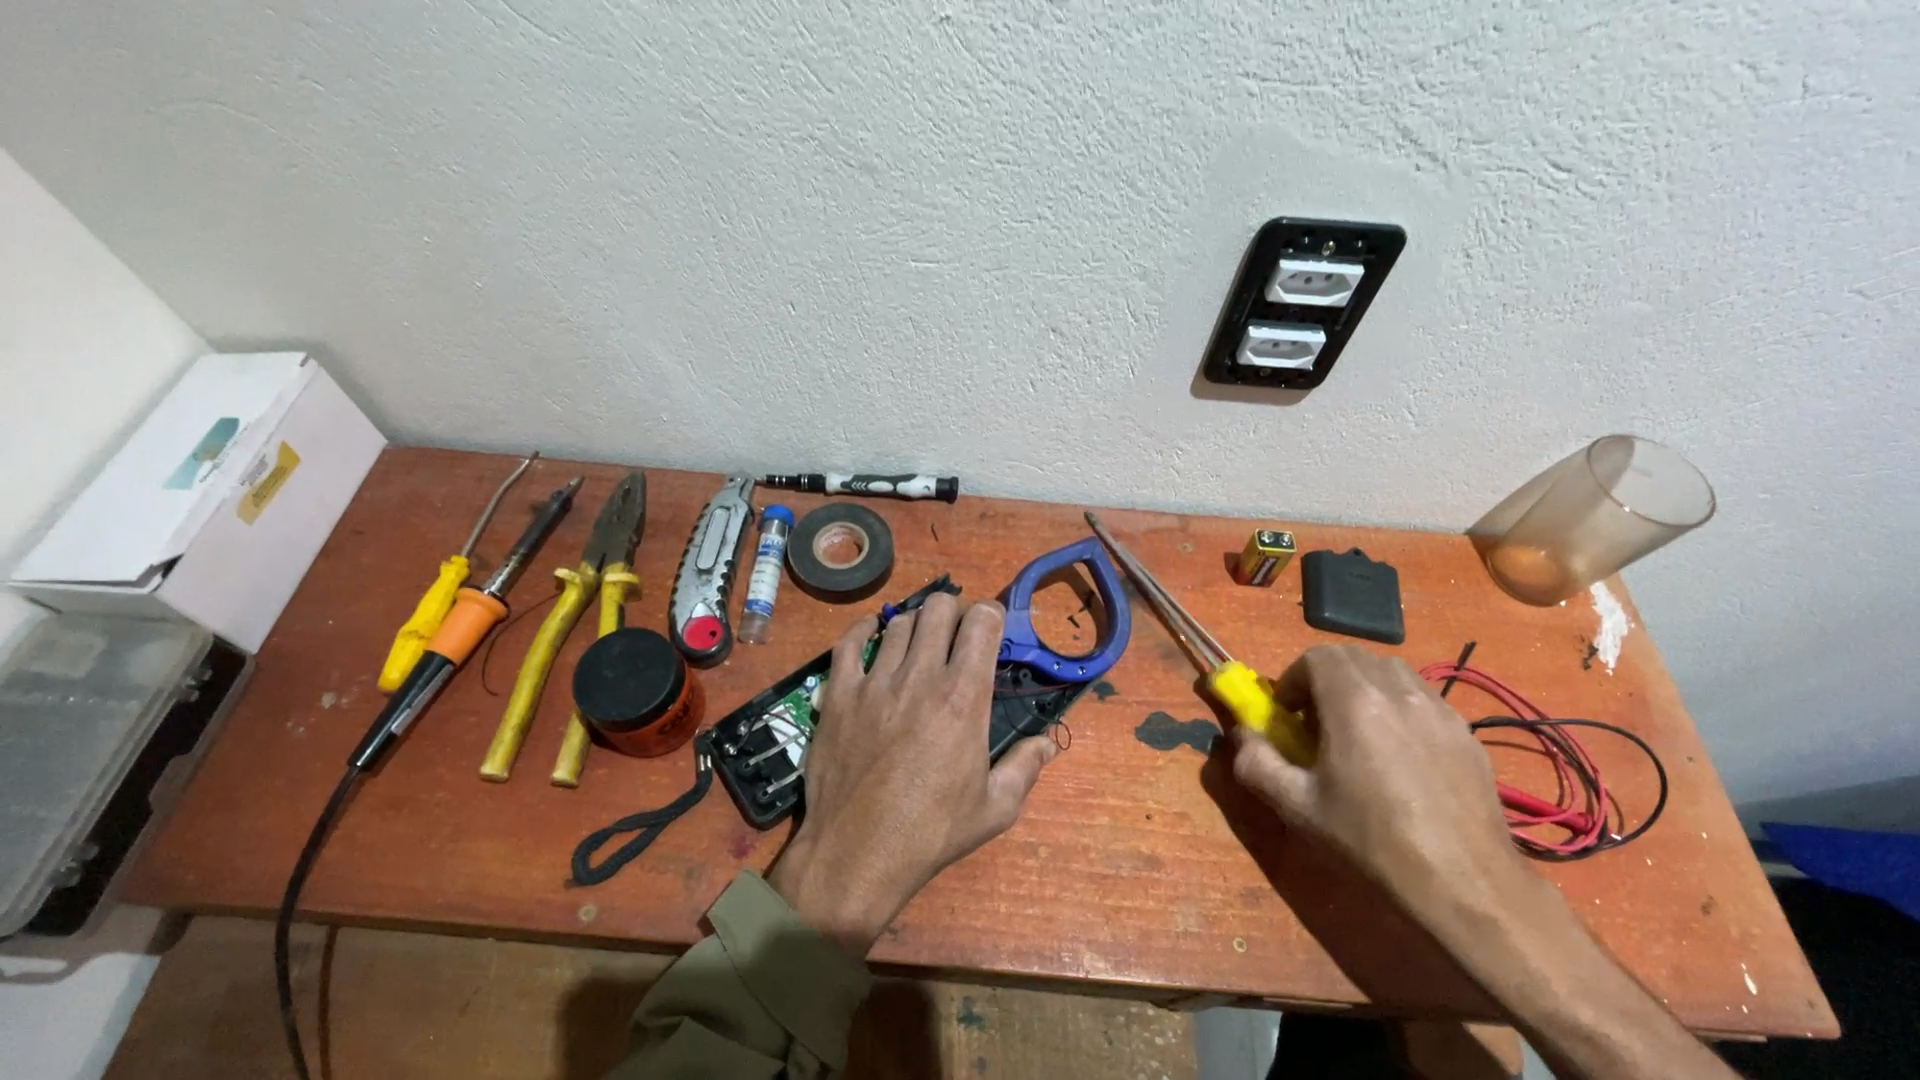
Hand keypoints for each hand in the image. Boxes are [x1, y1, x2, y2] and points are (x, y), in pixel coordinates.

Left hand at [768, 594, 1060, 955]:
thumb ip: (1026, 766)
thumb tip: (1050, 742)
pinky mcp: (838, 695)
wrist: (859, 853)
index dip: (991, 616)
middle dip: (955, 610)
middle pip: (939, 608)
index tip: (992, 629)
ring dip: (916, 623)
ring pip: (898, 622)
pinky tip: (873, 632)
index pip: (982, 623)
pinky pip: (848, 642)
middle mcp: (920, 677)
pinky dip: (865, 629)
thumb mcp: (995, 809)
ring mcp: (874, 682)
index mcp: (964, 698)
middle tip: (957, 633)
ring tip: (919, 642)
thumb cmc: (932, 832)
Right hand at [1229, 645, 1524, 920]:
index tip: (1289, 715)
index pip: (1317, 657)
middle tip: (1318, 722)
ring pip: (1393, 672)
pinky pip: (1424, 700)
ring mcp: (1439, 710)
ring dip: (1365, 687)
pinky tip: (1401, 757)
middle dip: (1327, 678)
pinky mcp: (1467, 734)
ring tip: (1359, 733)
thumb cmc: (1369, 841)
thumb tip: (1242, 736)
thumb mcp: (1296, 806)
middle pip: (1354, 657)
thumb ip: (1256, 763)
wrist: (1462, 883)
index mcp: (1353, 701)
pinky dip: (1400, 709)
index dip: (1294, 679)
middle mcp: (1398, 692)